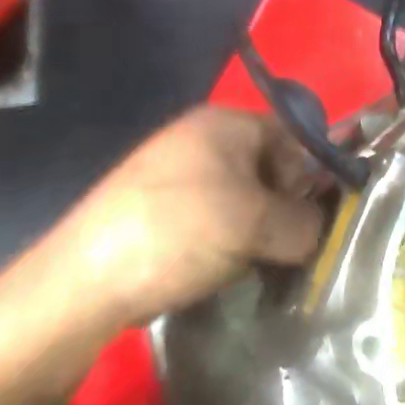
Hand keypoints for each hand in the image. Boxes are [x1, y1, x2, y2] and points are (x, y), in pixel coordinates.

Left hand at [40, 106, 327, 320]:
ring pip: (241, 197)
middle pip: (268, 167)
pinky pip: (212, 216)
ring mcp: (175, 172)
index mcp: (226, 122)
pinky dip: (225, 240)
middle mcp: (201, 137)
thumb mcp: (257, 226)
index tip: (319, 218)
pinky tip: (218, 269)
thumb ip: (304, 224)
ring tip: (252, 264)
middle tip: (288, 247)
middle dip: (284, 207)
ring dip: (255, 230)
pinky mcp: (156, 207)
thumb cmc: (181, 232)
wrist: (82, 283)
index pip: (294, 135)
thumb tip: (323, 231)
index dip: (313, 174)